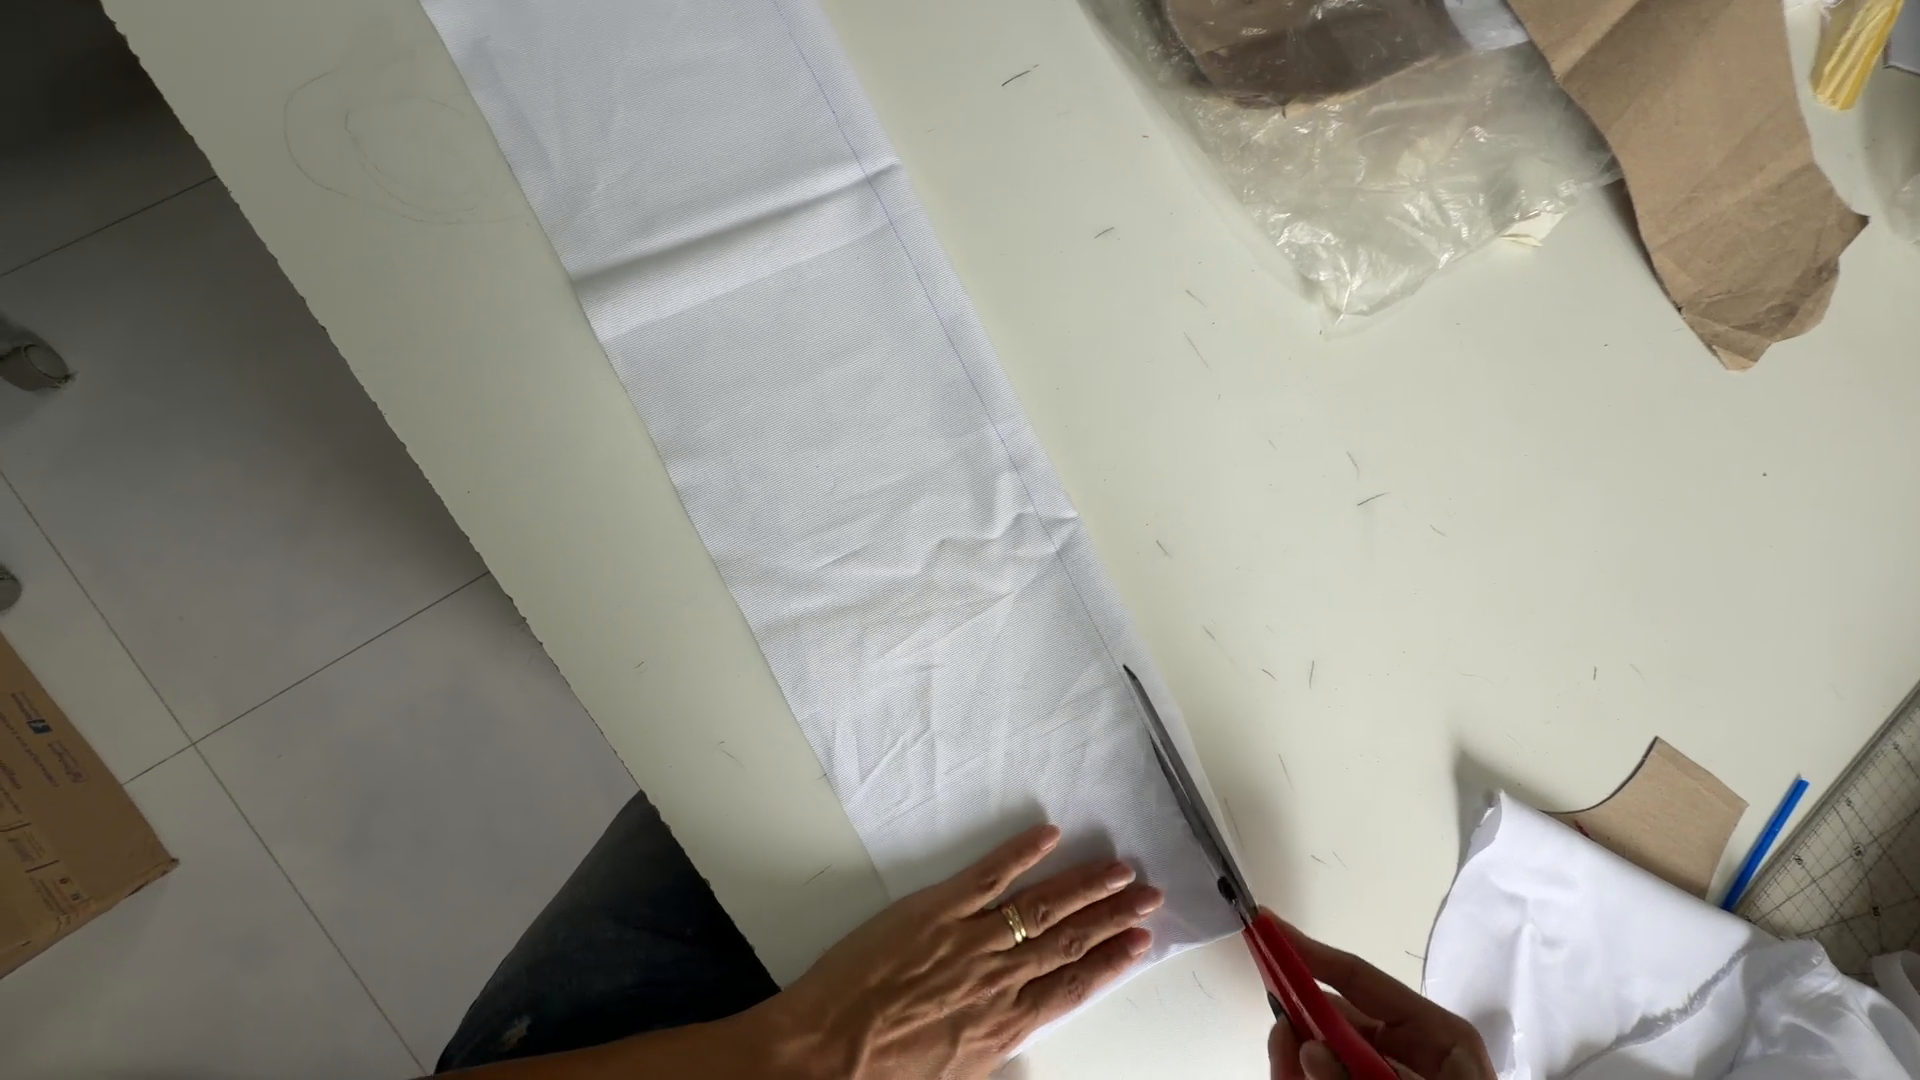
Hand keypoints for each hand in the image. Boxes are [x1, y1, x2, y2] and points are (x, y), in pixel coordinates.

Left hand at [750, 823, 1161, 1079]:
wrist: (825, 1055)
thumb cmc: (884, 1072)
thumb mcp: (956, 1072)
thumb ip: (994, 1040)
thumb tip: (1022, 1023)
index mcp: (1004, 1024)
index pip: (1073, 985)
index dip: (1111, 961)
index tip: (1140, 942)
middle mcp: (998, 978)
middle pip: (1069, 940)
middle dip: (1112, 916)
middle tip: (1147, 894)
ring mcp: (970, 937)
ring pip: (1041, 905)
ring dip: (1083, 885)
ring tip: (1117, 869)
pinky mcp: (936, 909)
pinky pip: (988, 876)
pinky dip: (1020, 853)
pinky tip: (1048, 836)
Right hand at [1265, 916, 1493, 1079]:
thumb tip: (1304, 1046)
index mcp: (1434, 1035)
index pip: (1357, 976)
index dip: (1307, 952)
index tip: (1263, 928)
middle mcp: (1403, 1048)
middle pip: (1331, 1019)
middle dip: (1297, 1031)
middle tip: (1277, 1050)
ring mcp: (1379, 1075)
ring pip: (1318, 1055)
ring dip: (1295, 1069)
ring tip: (1285, 1078)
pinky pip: (1320, 1078)